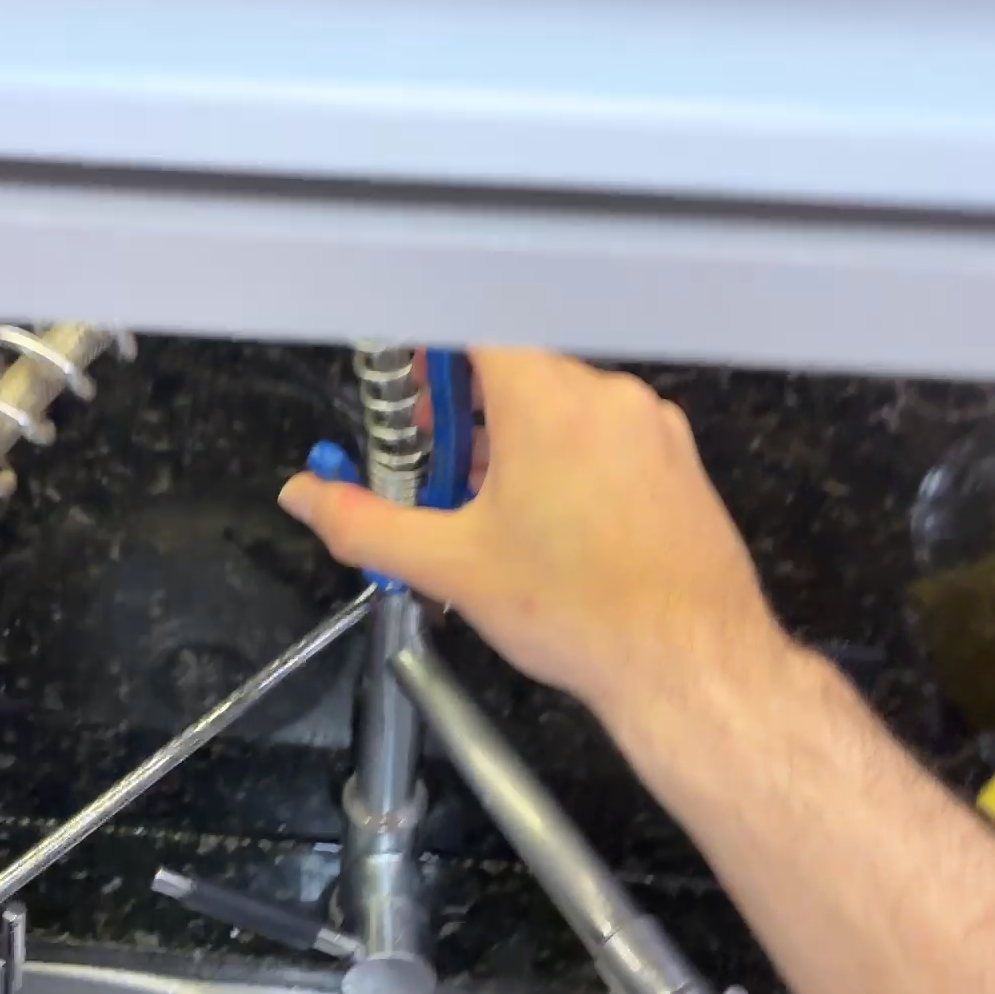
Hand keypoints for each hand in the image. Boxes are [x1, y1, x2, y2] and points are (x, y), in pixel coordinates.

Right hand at [278, 348, 790, 726]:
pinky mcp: (672, 456)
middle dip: (462, 402)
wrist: (691, 666)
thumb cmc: (576, 611)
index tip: (409, 386)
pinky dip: (558, 446)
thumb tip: (303, 495)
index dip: (431, 351)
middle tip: (434, 450)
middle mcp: (604, 397)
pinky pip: (600, 426)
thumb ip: (361, 522)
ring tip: (482, 491)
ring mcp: (647, 424)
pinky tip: (543, 509)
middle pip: (514, 365)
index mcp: (546, 402)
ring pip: (559, 398)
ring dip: (509, 428)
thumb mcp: (448, 564)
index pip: (475, 327)